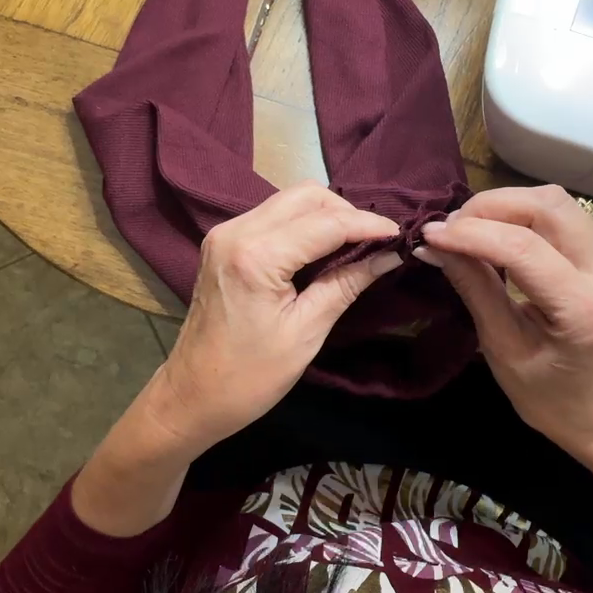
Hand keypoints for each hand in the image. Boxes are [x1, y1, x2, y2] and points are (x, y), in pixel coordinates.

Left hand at [145, 182, 402, 456]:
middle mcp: (236, 231)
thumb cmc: (250, 377)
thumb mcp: (306, 332)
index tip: (401, 235)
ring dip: (325, 216)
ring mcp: (225, 234)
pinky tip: (325, 248)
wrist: (191, 396)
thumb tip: (389, 255)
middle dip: (346, 213)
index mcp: (256, 255)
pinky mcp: (223, 243)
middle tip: (378, 241)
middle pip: (305, 196)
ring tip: (357, 244)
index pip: (325, 223)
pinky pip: (272, 217)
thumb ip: (346, 283)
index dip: (368, 225)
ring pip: (288, 202)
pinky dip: (303, 224)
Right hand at [417, 185, 592, 455]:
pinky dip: (523, 215)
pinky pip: (565, 215)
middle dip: (490, 207)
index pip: (524, 248)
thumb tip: (433, 244)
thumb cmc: (546, 393)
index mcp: (587, 311)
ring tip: (468, 229)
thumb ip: (473, 287)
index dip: (471, 233)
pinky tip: (498, 234)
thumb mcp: (501, 346)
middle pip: (548, 207)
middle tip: (450, 227)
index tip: (430, 233)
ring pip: (557, 203)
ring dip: (505, 207)